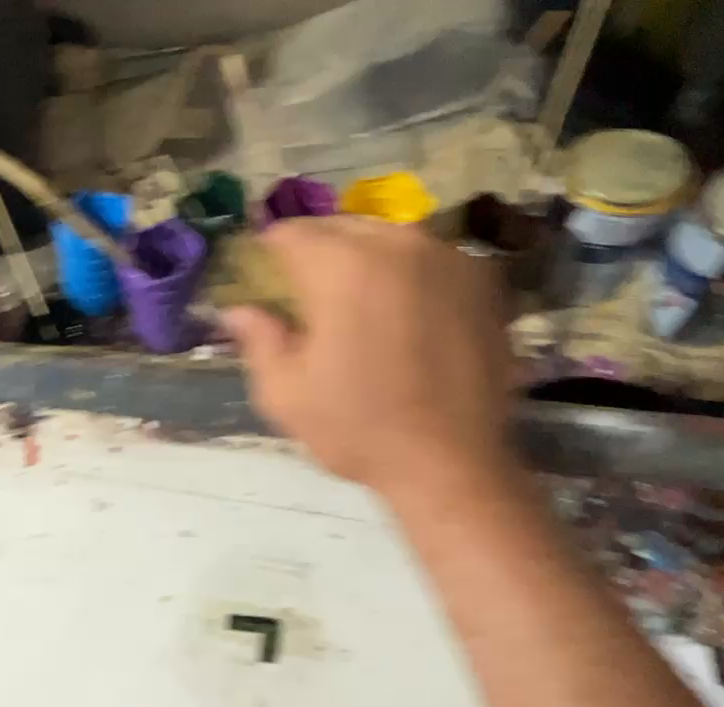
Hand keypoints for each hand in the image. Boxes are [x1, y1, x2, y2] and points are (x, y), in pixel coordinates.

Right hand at [223, 216, 517, 494]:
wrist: (450, 462)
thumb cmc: (358, 430)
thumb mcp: (286, 395)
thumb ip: (259, 341)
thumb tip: (239, 310)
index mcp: (342, 267)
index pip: (292, 233)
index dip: (270, 252)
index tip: (264, 278)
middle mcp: (398, 244)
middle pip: (344, 227)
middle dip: (320, 252)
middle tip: (309, 295)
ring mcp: (449, 257)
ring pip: (391, 239)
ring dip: (367, 261)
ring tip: (360, 305)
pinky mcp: (484, 280)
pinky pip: (432, 260)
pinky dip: (410, 276)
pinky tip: (406, 316)